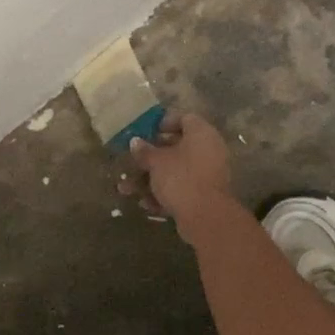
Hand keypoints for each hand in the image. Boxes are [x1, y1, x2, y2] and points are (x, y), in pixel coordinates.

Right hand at [125, 111, 233, 238]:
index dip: (164, 123)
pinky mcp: (204, 195)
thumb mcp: (157, 162)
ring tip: (126, 189)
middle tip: (134, 160)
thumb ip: (145, 151)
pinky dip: (163, 194)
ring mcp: (208, 174)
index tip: (146, 131)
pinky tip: (145, 204)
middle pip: (178, 147)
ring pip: (175, 171)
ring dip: (151, 179)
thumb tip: (135, 142)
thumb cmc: (180, 178)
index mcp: (201, 133)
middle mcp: (208, 150)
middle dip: (152, 156)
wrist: (205, 216)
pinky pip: (181, 189)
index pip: (185, 119)